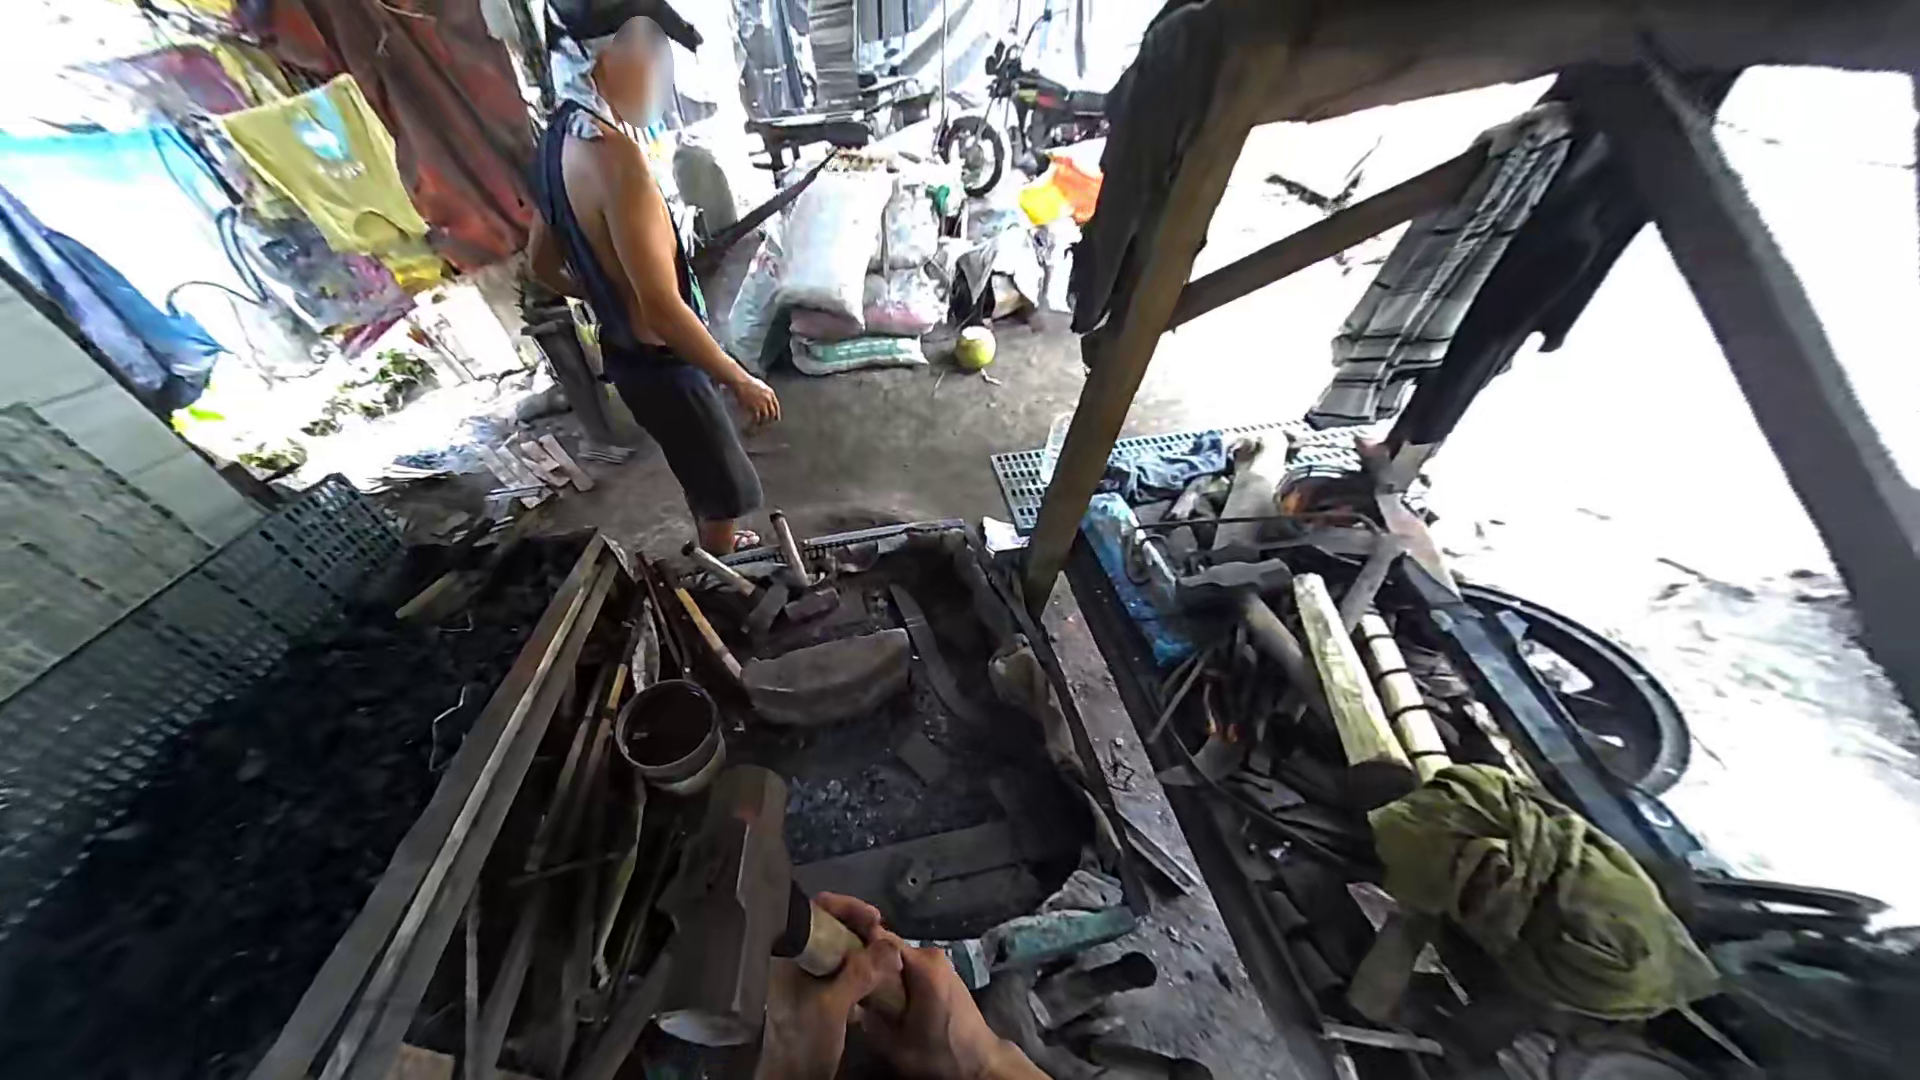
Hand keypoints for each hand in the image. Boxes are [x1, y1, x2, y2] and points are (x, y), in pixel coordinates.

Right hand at [729, 372, 780, 425]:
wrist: (740, 381)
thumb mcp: (760, 385)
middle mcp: (768, 400)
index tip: (776, 418)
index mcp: (770, 393)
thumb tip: (765, 397)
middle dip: (770, 420)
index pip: (776, 406)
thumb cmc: (746, 381)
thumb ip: (765, 392)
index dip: (777, 413)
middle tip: (767, 424)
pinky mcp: (755, 408)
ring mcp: (762, 404)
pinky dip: (755, 423)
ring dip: (763, 422)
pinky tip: (753, 424)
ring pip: (766, 417)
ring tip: (759, 425)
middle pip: (772, 413)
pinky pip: (757, 418)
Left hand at [755, 893, 902, 1079]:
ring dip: (864, 945)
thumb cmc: (803, 1044)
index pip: (816, 910)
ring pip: (839, 944)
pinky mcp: (819, 989)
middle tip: (881, 934)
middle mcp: (796, 958)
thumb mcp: (833, 1006)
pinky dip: (862, 962)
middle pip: (831, 924)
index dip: (846, 907)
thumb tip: (890, 947)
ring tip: (884, 952)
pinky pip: (844, 963)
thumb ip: (860, 973)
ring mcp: (807, 974)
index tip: (872, 917)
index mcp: (789, 954)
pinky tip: (877, 971)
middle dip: (860, 926)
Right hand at [859, 939, 1037, 1079]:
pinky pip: (912, 963)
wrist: (979, 1060)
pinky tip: (887, 991)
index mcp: (922, 965)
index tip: (840, 952)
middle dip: (870, 959)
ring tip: (864, 985)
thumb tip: (850, 1001)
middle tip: (848, 975)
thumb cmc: (940, 1053)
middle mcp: (931, 953)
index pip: (883, 938)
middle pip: (891, 946)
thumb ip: (871, 1022)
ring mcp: (939, 959)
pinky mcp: (942, 969)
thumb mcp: (898, 1047)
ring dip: (884, 968)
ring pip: (901, 955)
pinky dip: (898, 973)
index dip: (860, 942)